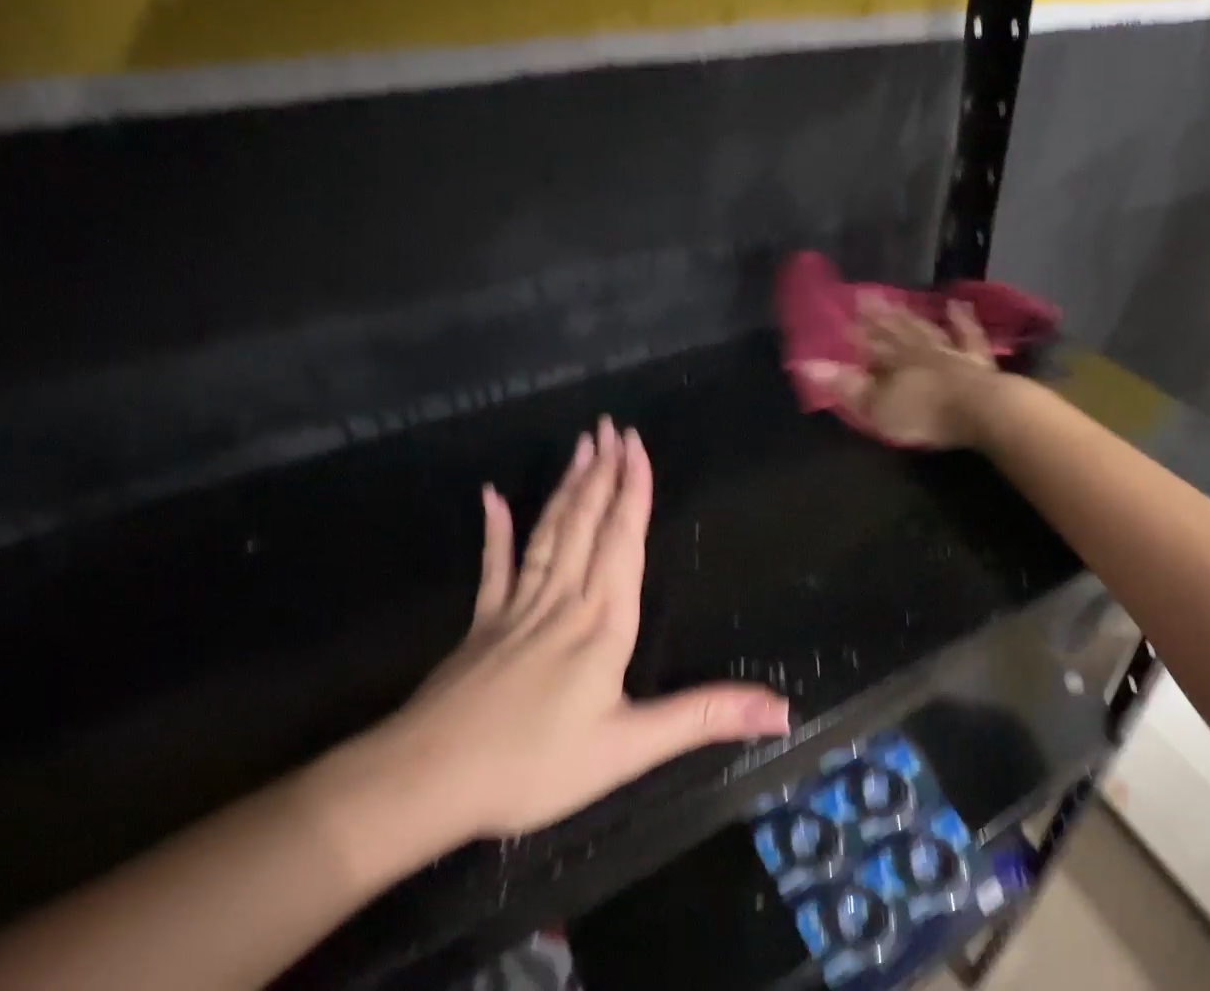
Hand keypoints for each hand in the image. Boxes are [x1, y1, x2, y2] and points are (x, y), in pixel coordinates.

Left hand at [371, 417, 790, 839]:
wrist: (426, 781)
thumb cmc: (534, 766)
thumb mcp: (629, 748)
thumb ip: (704, 717)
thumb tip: (783, 708)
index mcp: (602, 625)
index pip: (623, 543)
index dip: (633, 493)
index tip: (637, 447)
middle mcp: (562, 603)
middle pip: (585, 525)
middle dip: (602, 474)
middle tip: (610, 428)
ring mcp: (515, 610)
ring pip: (548, 535)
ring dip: (566, 489)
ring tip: (580, 447)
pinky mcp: (481, 627)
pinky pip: (494, 568)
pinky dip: (496, 531)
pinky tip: (491, 498)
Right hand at [804, 296, 1003, 448]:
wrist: (981, 411)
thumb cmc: (924, 414)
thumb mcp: (877, 407)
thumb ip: (845, 387)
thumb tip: (808, 366)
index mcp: (893, 363)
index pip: (869, 345)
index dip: (854, 334)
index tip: (839, 318)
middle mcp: (919, 350)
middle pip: (896, 330)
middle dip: (878, 317)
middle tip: (865, 297)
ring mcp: (951, 352)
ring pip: (926, 328)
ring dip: (911, 315)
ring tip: (899, 299)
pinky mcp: (978, 362)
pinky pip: (968, 335)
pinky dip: (962, 319)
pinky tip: (958, 305)